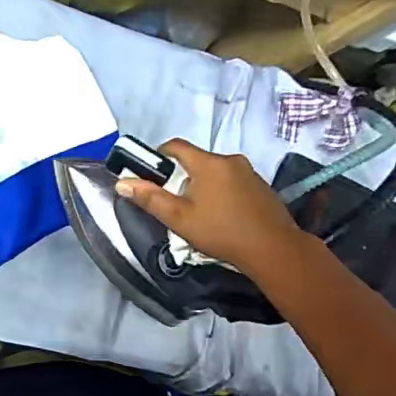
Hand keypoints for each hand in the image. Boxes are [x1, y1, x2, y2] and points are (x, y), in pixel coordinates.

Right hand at [115, 139, 309, 278]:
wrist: (273, 248)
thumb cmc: (221, 232)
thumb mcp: (179, 218)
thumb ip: (150, 198)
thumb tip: (122, 182)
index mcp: (208, 163)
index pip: (176, 146)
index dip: (158, 155)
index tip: (150, 172)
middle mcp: (230, 160)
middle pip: (197, 161)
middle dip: (182, 176)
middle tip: (174, 203)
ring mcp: (249, 172)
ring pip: (216, 172)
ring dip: (203, 186)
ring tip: (199, 213)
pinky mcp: (262, 187)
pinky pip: (233, 182)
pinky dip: (222, 193)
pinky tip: (222, 217)